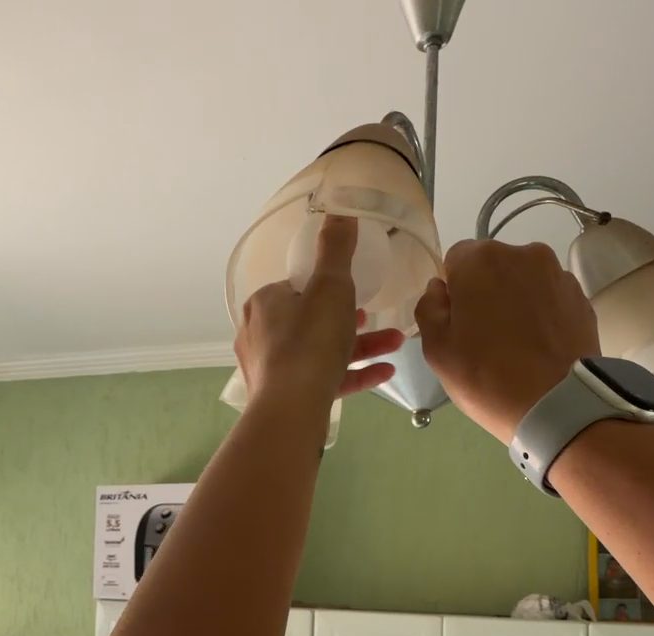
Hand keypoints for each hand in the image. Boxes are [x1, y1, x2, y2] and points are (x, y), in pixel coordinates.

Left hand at [234, 215, 403, 413]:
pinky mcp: (282, 398)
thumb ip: (336, 249)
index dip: (326, 287)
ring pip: (319, 351)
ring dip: (359, 347)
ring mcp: (269, 370)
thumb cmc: (310, 340)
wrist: (291, 407)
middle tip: (375, 318)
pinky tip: (385, 372)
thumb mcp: (331, 286)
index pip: (295, 287)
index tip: (352, 292)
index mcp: (263, 304)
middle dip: (349, 319)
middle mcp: (259, 335)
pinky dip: (351, 373)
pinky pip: (321, 379)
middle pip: (310, 320)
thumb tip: (339, 210)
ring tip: (394, 343)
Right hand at [416, 239, 600, 442]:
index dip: (451, 289)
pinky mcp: (580, 295)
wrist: (555, 404)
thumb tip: (439, 289)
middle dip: (483, 290)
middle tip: (481, 334)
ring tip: (511, 341)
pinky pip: (547, 296)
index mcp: (481, 260)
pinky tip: (535, 344)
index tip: (455, 320)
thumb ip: (429, 308)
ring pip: (521, 279)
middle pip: (491, 266)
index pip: (455, 259)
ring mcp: (557, 273)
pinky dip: (538, 312)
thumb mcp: (436, 349)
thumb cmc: (485, 376)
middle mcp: (523, 253)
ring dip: (512, 299)